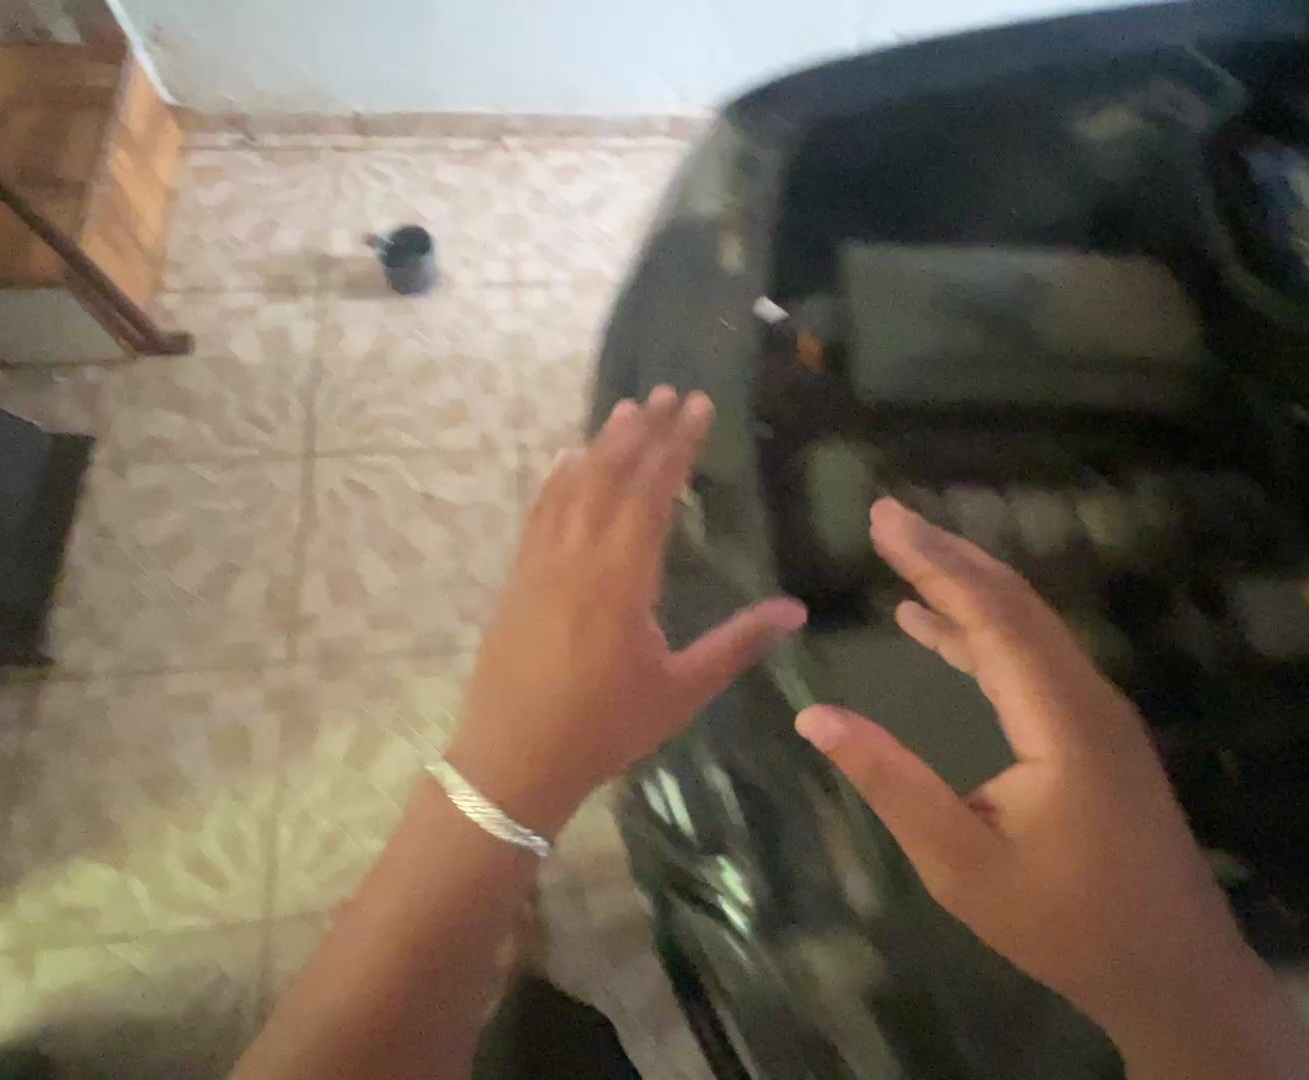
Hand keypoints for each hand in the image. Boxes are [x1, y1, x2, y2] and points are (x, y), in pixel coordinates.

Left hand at [448, 387, 806, 835]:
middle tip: (665, 392)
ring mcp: (540, 564)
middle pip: (611, 476)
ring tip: (624, 410)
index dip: (677, 445)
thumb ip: (737, 644)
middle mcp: (579, 556)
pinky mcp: (517, 579)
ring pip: (571, 488)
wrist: (512, 761)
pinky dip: (555, 481)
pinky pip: (538, 514)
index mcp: (623, 577)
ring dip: (599, 446)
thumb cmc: (605, 728)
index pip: (654, 492)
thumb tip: (795, 611)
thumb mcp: (681, 691)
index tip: (697, 405)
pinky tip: (565, 461)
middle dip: (642, 430)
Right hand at [793, 499, 1252, 1036]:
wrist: (1175, 977)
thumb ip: (890, 782)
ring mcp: (1094, 711)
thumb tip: (815, 717)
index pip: (992, 615)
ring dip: (963, 584)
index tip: (883, 520)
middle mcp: (1086, 697)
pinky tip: (931, 625)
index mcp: (1061, 720)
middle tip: (888, 517)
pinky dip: (976, 631)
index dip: (934, 562)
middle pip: (1013, 602)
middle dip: (947, 555)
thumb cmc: (1064, 924)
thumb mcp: (959, 862)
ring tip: (904, 552)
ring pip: (1024, 625)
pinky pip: (1027, 658)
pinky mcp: (1089, 729)